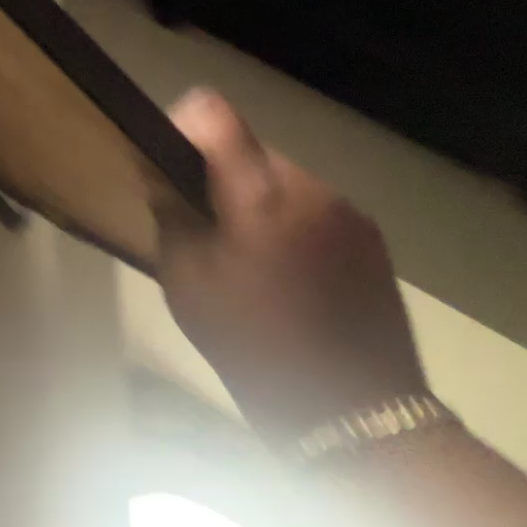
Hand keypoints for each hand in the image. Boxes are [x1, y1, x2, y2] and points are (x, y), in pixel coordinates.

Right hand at [159, 89, 427, 442]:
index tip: (164, 156)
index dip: (181, 122)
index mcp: (259, 195)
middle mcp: (309, 188)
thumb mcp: (185, 280)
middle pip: (248, 146)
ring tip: (239, 246)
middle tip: (197, 215)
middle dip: (217, 169)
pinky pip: (309, 202)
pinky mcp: (369, 235)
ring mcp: (347, 210)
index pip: (215, 114)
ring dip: (252, 193)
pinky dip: (284, 216)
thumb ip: (170, 214)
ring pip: (280, 174)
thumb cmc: (250, 343)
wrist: (351, 411)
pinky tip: (279, 265)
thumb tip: (157, 173)